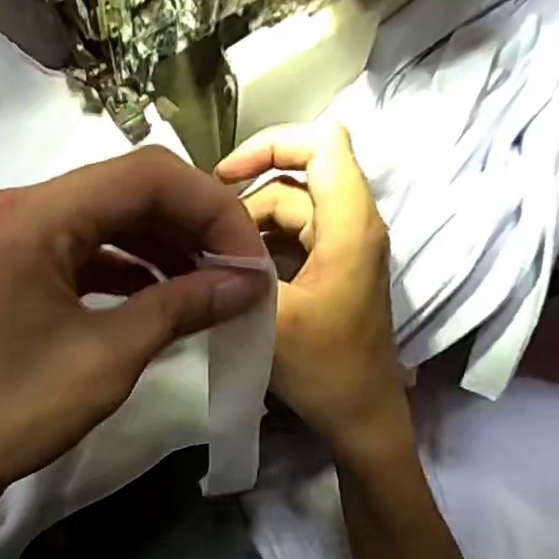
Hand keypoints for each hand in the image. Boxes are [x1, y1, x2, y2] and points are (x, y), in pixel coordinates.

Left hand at [0, 147, 269, 529]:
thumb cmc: (23, 410)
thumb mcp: (110, 357)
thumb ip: (182, 307)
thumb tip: (248, 283)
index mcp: (35, 216)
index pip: (146, 177)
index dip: (212, 210)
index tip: (250, 260)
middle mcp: (21, 209)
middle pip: (128, 191)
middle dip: (192, 228)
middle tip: (238, 275)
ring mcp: (15, 238)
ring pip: (110, 220)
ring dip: (165, 248)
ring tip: (211, 287)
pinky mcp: (17, 270)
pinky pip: (86, 251)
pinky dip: (131, 268)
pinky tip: (166, 297)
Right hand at [215, 124, 409, 453]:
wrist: (360, 417)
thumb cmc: (325, 368)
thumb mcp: (273, 317)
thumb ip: (237, 271)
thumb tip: (199, 238)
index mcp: (350, 223)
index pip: (320, 141)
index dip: (269, 144)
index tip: (221, 179)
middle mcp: (352, 225)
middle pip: (294, 182)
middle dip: (245, 204)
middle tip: (200, 240)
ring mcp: (343, 252)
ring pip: (289, 216)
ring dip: (248, 233)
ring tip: (208, 264)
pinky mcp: (333, 276)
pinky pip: (292, 245)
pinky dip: (260, 253)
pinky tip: (230, 279)